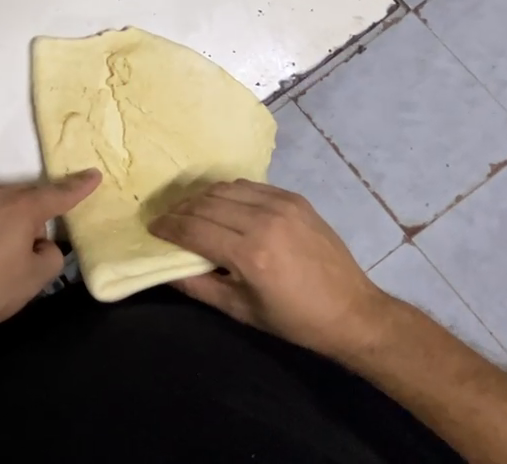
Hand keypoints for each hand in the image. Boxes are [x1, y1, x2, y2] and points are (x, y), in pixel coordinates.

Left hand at [0, 171, 100, 350]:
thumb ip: (51, 256)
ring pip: (1, 207)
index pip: (58, 194)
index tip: (94, 175)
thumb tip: (42, 245)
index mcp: (21, 208)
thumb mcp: (34, 279)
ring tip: (0, 261)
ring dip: (9, 224)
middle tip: (31, 253)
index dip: (79, 187)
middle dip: (35, 220)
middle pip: (27, 200)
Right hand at [149, 179, 393, 359]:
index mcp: (250, 254)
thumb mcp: (241, 311)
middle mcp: (263, 222)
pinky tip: (222, 205)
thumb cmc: (295, 319)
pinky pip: (248, 186)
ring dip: (200, 198)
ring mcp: (281, 205)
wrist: (354, 312)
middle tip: (167, 220)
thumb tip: (163, 269)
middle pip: (204, 204)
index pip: (194, 229)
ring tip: (191, 211)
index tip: (153, 228)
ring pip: (223, 189)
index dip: (168, 227)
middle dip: (179, 211)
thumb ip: (198, 287)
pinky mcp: (293, 198)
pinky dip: (227, 193)